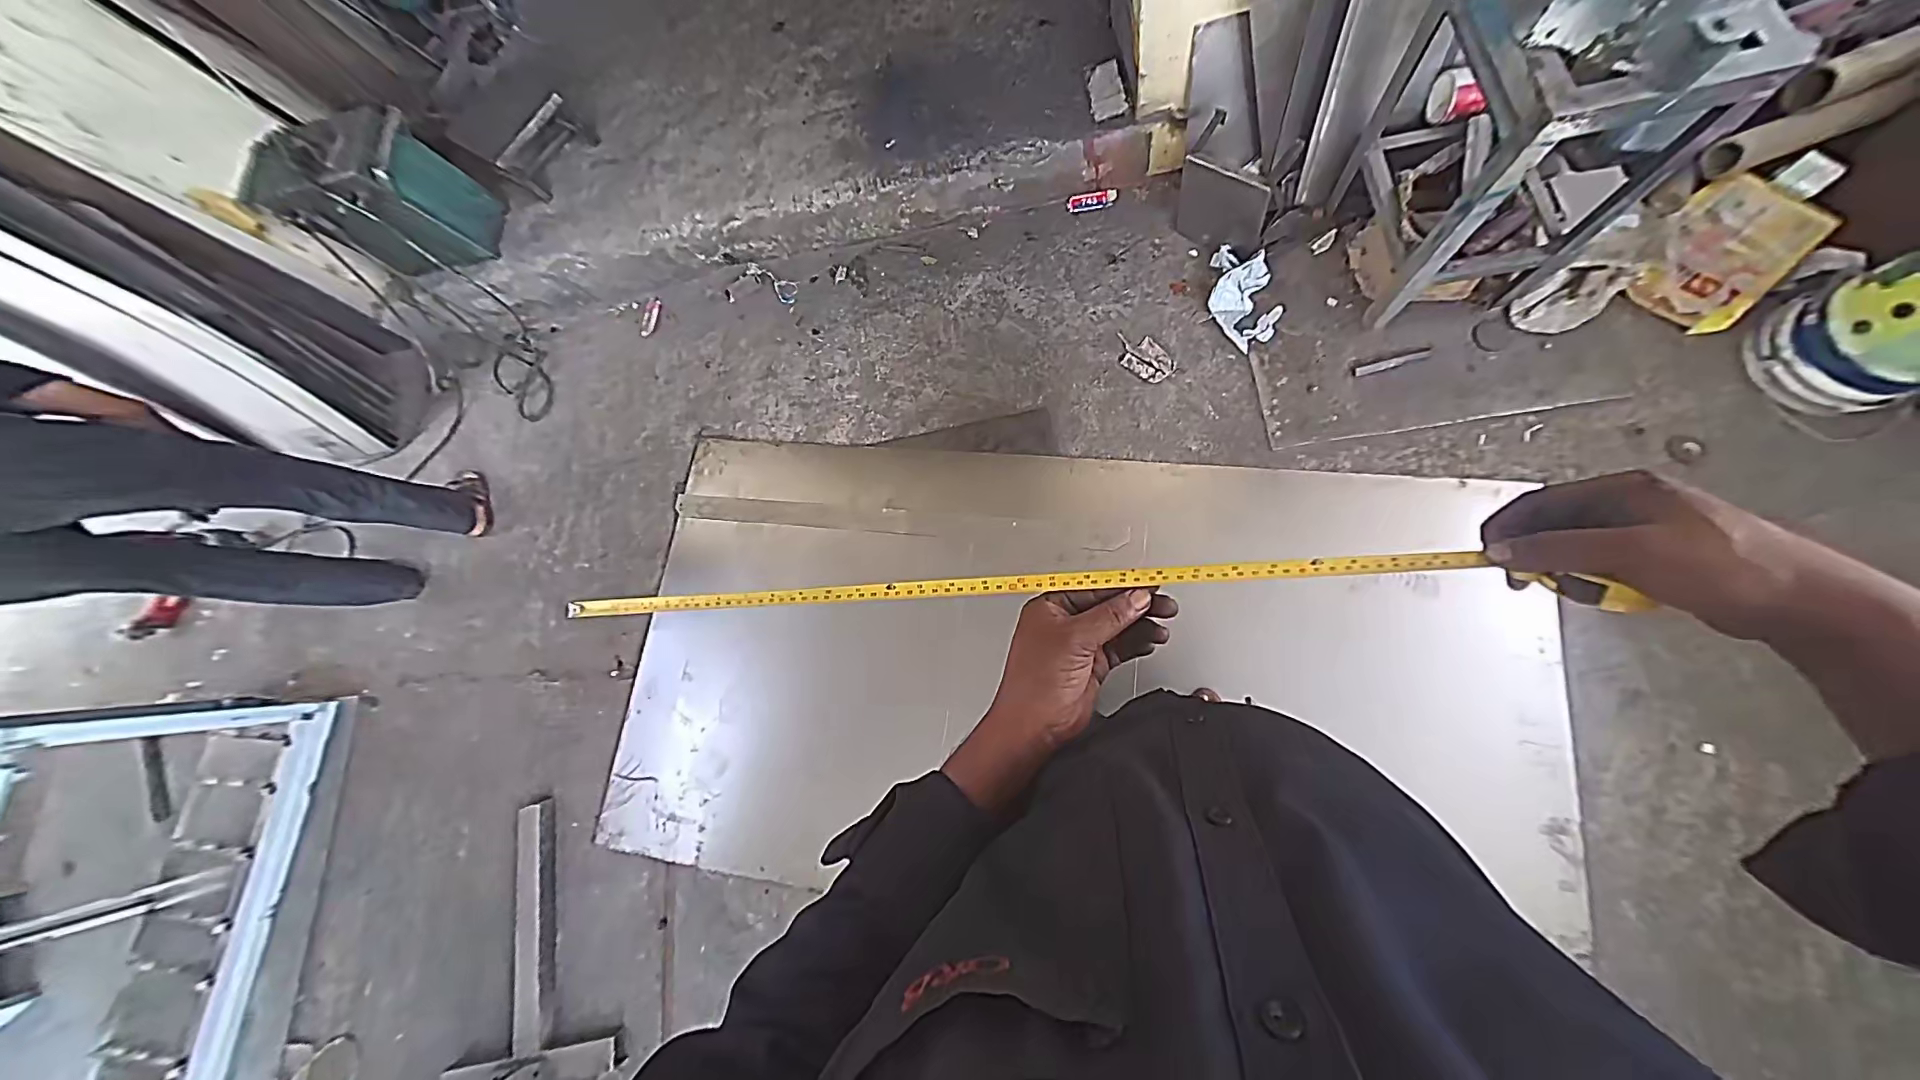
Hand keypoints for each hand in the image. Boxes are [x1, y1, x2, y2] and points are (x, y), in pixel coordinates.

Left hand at [943, 589, 1176, 810]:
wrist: (1035, 726)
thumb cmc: (1035, 684)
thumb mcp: (1075, 638)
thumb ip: (1110, 616)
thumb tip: (1134, 598)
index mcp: (1050, 607)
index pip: (1092, 587)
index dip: (1121, 585)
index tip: (1147, 584)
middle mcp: (1063, 624)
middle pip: (1107, 606)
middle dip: (1136, 604)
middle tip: (1162, 604)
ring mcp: (1078, 645)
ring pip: (1116, 627)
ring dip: (1140, 624)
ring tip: (1162, 622)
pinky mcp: (1091, 665)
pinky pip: (1119, 647)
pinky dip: (1136, 643)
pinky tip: (1150, 640)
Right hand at [1480, 470, 1839, 638]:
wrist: (1797, 601)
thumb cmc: (1719, 564)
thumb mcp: (1624, 552)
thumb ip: (1556, 549)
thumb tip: (1502, 551)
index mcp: (1622, 490)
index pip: (1541, 502)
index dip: (1509, 527)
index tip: (1488, 554)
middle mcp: (1628, 505)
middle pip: (1555, 527)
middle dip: (1538, 555)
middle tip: (1529, 580)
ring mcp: (1642, 532)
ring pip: (1575, 550)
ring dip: (1569, 574)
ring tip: (1589, 590)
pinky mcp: (1653, 559)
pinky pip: (1600, 568)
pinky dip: (1595, 583)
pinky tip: (1614, 594)